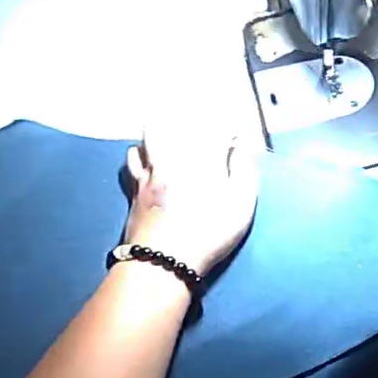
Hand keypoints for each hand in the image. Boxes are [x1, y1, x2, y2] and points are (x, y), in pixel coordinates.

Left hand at [123, 133, 258, 277]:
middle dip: (188, 119)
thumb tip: (244, 145)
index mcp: (200, 157)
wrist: (163, 259)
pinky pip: (133, 160)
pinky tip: (148, 162)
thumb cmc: (209, 231)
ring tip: (172, 138)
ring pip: (148, 136)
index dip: (229, 130)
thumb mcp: (240, 203)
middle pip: (173, 122)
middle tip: (200, 125)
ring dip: (161, 132)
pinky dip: (141, 153)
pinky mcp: (134, 189)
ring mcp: (149, 171)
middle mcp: (171, 156)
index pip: (215, 128)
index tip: (238, 138)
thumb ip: (244, 169)